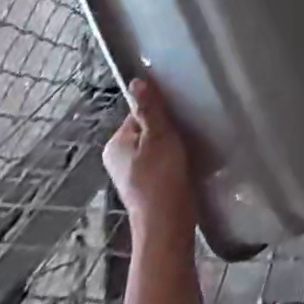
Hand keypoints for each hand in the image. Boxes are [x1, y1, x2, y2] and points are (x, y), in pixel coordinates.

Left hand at [103, 77, 195, 245]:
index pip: (140, 112)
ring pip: (156, 145)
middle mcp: (118, 157)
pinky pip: (160, 160)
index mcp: (115, 144)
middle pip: (148, 128)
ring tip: (188, 146)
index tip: (179, 116)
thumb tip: (136, 81)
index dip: (162, 111)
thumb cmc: (161, 176)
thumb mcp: (158, 135)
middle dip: (168, 127)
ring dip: (172, 143)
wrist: (167, 221)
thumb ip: (149, 108)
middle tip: (186, 130)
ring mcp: (131, 173)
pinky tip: (185, 161)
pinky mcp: (146, 184)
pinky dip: (173, 158)